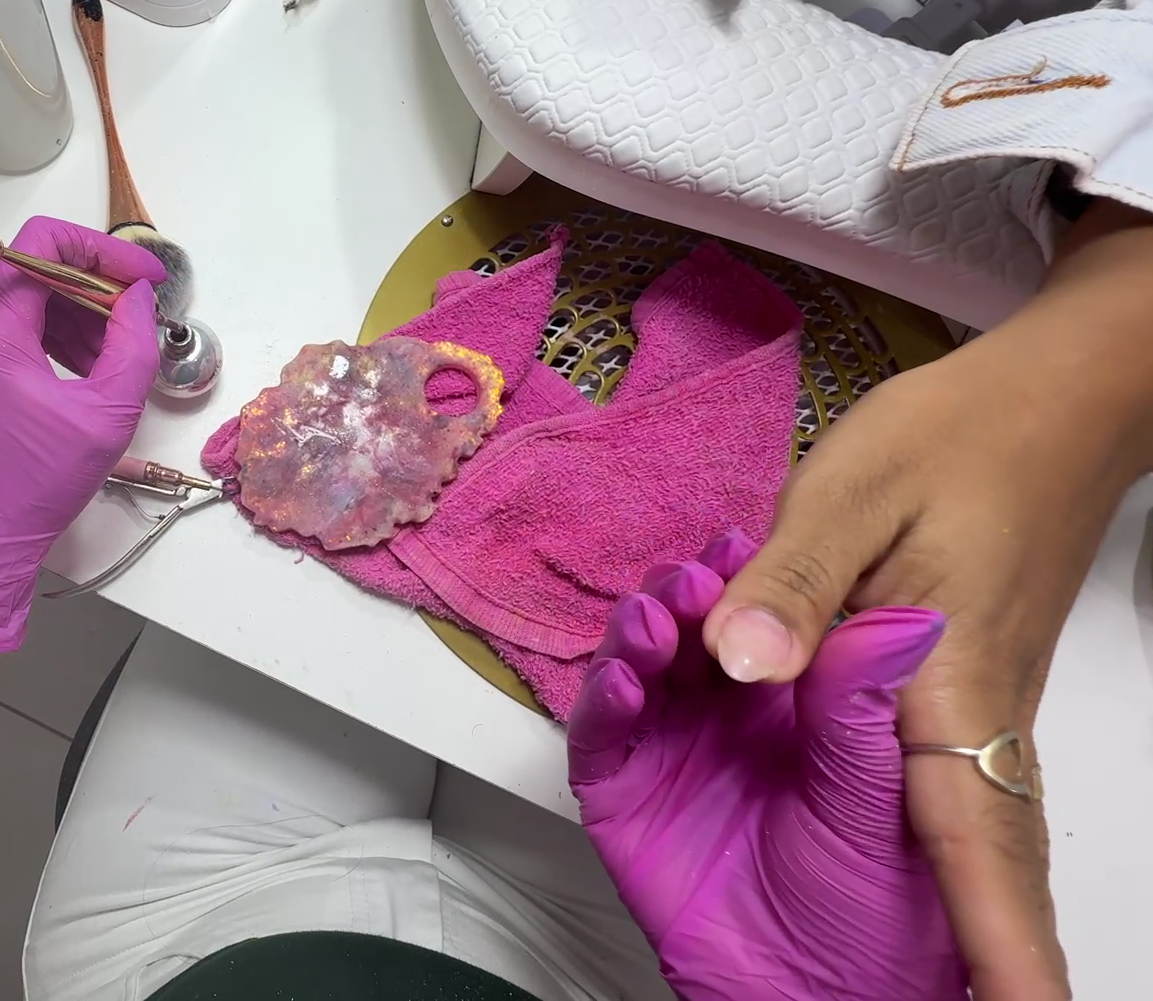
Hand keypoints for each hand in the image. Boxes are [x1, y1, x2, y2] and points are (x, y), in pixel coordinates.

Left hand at [0, 216, 161, 651]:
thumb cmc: (40, 482)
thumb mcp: (107, 415)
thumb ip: (134, 345)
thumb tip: (138, 298)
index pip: (46, 243)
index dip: (106, 251)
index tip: (146, 280)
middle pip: (38, 267)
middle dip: (97, 288)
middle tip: (135, 322)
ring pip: (27, 295)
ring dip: (78, 313)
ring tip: (114, 355)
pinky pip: (12, 324)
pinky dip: (53, 333)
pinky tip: (84, 367)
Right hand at [569, 533, 965, 1000]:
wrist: (811, 993)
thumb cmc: (866, 908)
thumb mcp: (880, 801)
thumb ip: (865, 715)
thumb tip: (900, 622)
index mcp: (776, 702)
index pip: (746, 622)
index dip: (739, 579)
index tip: (741, 541)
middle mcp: (709, 710)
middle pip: (678, 633)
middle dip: (679, 598)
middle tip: (693, 578)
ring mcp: (656, 741)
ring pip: (630, 667)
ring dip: (637, 637)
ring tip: (655, 622)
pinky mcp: (613, 782)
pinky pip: (597, 732)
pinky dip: (602, 701)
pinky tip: (621, 680)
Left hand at [695, 204, 1152, 998]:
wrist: (1043, 400)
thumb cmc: (946, 442)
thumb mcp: (839, 505)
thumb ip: (787, 589)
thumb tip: (737, 670)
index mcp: (942, 671)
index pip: (976, 828)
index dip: (1003, 938)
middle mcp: (967, 696)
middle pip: (983, 839)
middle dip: (993, 940)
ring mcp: (969, 682)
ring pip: (963, 802)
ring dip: (966, 890)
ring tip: (961, 976)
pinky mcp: (951, 657)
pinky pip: (938, 751)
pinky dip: (935, 810)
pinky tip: (899, 826)